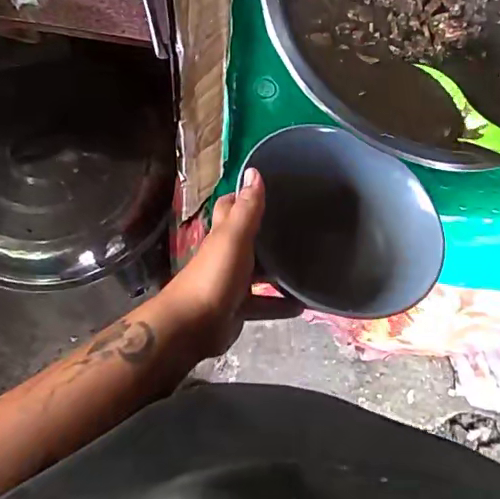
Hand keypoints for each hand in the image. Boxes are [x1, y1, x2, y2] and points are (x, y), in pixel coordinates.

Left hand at [157, 169, 297, 357]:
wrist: (192, 327)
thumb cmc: (214, 277)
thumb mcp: (234, 238)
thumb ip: (247, 208)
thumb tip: (253, 171)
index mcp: (222, 235)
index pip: (230, 207)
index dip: (244, 196)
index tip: (270, 189)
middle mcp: (225, 255)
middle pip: (246, 239)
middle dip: (267, 233)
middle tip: (298, 226)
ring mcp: (230, 283)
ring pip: (258, 272)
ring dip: (278, 270)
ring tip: (307, 264)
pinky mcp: (238, 309)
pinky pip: (263, 303)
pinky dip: (280, 304)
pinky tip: (302, 305)